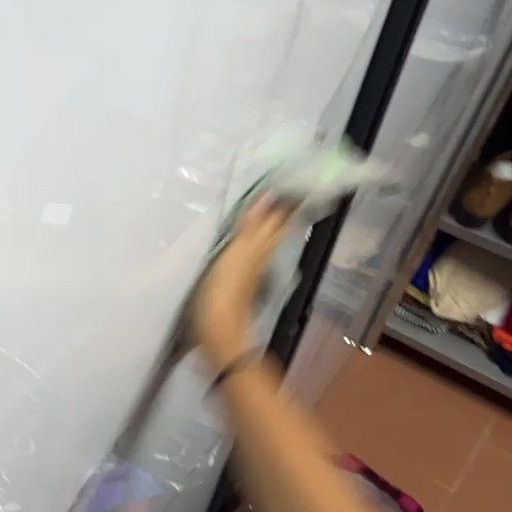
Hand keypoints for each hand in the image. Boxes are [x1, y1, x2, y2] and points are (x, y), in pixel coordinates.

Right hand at [192, 198, 293, 367]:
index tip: (293, 178)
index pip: (277, 218)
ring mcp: (250, 269)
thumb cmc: (224, 294)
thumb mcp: (236, 257)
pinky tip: (249, 237)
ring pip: (265, 239)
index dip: (286, 201)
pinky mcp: (238, 279)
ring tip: (270, 205)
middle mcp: (260, 255)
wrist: (218, 334)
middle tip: (289, 187)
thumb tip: (269, 197)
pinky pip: (251, 250)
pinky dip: (253, 237)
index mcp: (260, 247)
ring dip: (269, 222)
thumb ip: (250, 228)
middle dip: (282, 210)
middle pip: (275, 229)